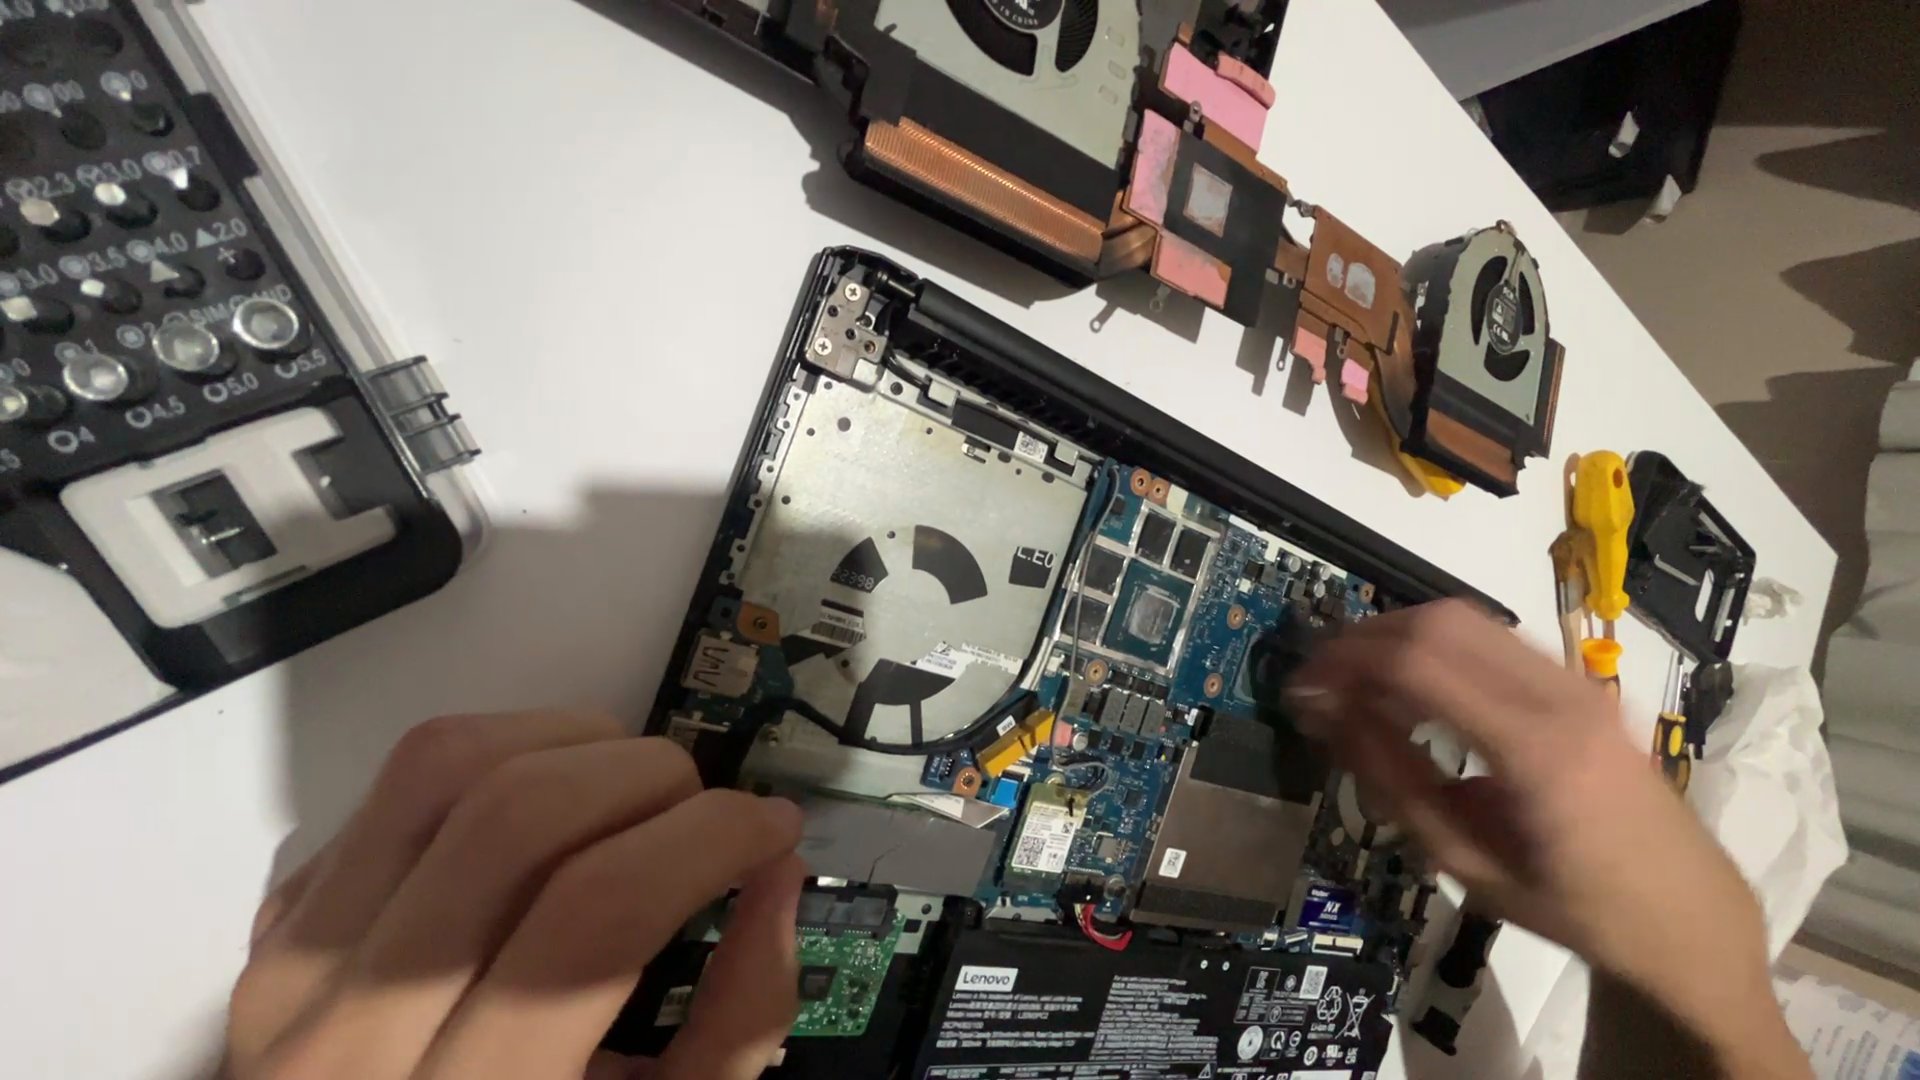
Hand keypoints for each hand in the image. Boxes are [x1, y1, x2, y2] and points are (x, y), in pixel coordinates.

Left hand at [226, 710, 805, 1079]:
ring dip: (582, 740)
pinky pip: (407, 772)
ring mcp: (298, 960)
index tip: (774, 827)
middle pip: (520, 816)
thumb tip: (776, 868)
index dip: (713, 838)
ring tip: (636, 784)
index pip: (598, 913)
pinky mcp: (285, 911)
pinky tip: (563, 786)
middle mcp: (351, 1033)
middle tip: (704, 810)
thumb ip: (741, 1018)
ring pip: (450, 764)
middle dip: (656, 778)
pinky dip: (516, 740)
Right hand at [1293, 601, 1805, 1075]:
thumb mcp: (1463, 860)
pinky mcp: (1581, 681)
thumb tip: (1327, 711)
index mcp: (1536, 749)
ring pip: (1462, 616)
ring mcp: (1578, 681)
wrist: (1689, 917)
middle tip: (1320, 677)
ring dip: (1394, 633)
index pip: (1414, 664)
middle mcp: (1561, 695)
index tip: (1300, 687)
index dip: (1342, 664)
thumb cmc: (1570, 905)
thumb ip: (1392, 777)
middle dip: (1360, 639)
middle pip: (1435, 623)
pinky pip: (1489, 635)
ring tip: (1355, 675)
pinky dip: (1432, 642)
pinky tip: (1410, 680)